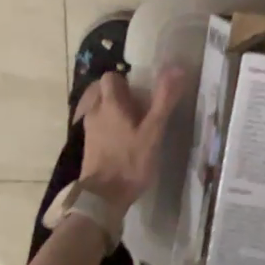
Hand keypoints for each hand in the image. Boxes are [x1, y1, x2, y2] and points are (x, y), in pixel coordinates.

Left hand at [74, 68, 188, 212]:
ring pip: (99, 109)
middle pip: (103, 92)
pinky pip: (98, 125)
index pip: (110, 77)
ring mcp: (88, 128)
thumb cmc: (130, 162)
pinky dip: (108, 126)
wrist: (104, 196)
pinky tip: (122, 141)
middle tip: (140, 108)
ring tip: (133, 125)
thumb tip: (176, 68)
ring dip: (113, 112)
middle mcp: (94, 111)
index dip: (125, 80)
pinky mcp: (88, 145)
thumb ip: (163, 101)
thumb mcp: (153, 132)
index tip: (142, 92)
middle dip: (119, 95)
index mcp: (109, 104)